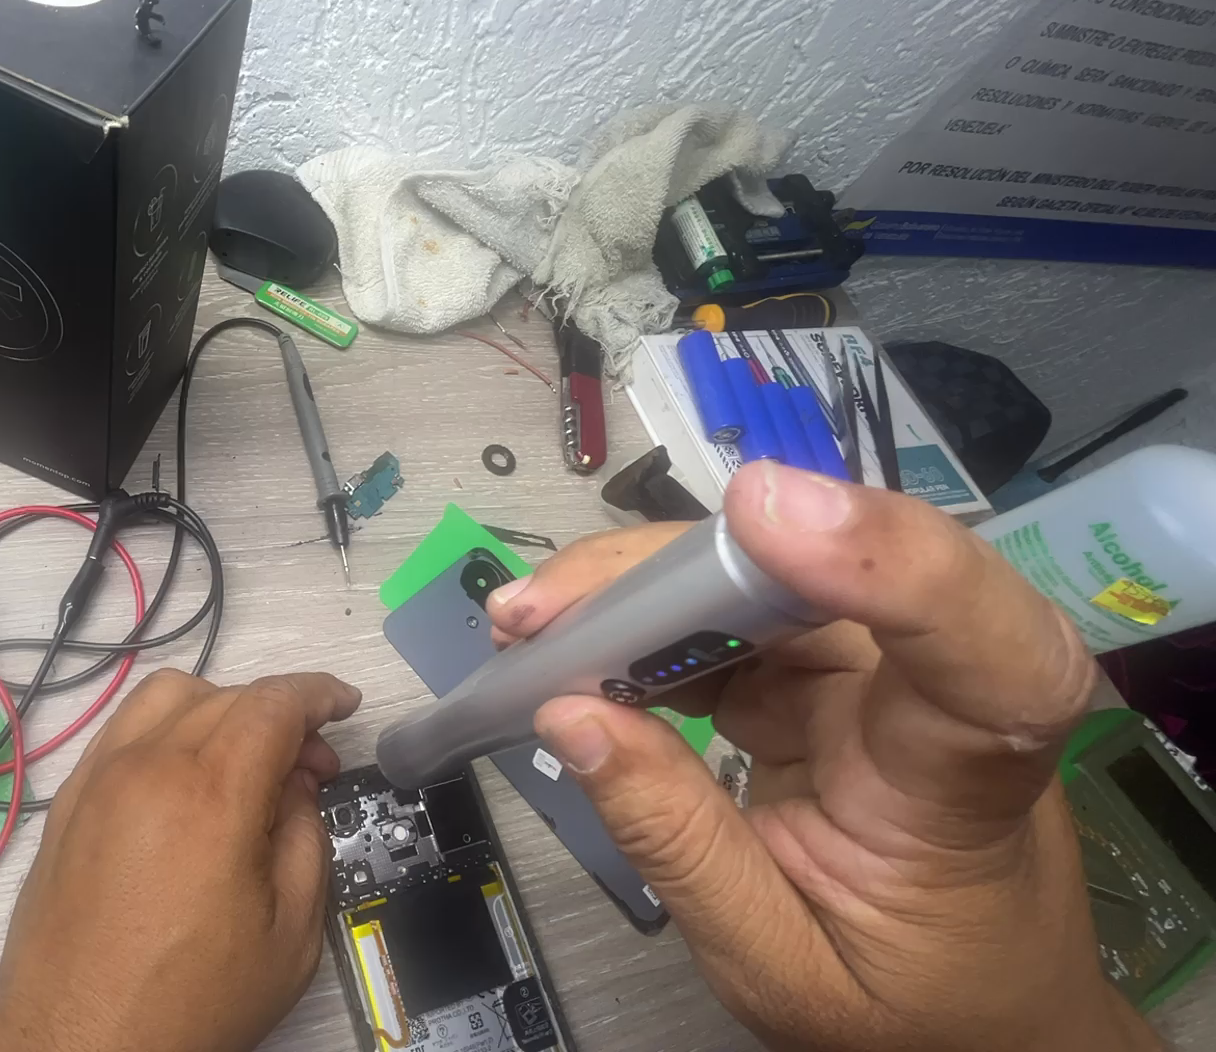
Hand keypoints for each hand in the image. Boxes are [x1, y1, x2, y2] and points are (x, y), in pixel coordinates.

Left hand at [0, 669, 361, 1051]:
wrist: (78, 1043)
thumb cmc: (192, 999)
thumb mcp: (289, 932)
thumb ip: (306, 835)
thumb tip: (296, 779)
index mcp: (213, 794)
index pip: (274, 705)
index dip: (318, 693)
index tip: (344, 703)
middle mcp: (152, 763)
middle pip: (231, 696)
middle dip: (284, 715)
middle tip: (309, 767)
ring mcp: (103, 772)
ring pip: (172, 694)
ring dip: (223, 706)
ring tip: (245, 757)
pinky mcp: (73, 792)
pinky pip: (127, 723)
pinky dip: (171, 721)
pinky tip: (186, 768)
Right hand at [487, 463, 1159, 1051]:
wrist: (965, 1015)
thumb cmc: (900, 1006)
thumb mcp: (772, 963)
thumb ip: (676, 844)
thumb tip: (568, 715)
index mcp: (953, 789)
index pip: (983, 658)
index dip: (890, 563)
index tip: (760, 510)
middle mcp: (912, 698)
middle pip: (802, 585)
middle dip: (655, 576)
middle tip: (534, 611)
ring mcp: (852, 672)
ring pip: (740, 580)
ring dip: (622, 589)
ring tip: (527, 622)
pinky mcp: (799, 670)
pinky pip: (707, 616)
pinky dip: (627, 620)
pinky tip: (569, 640)